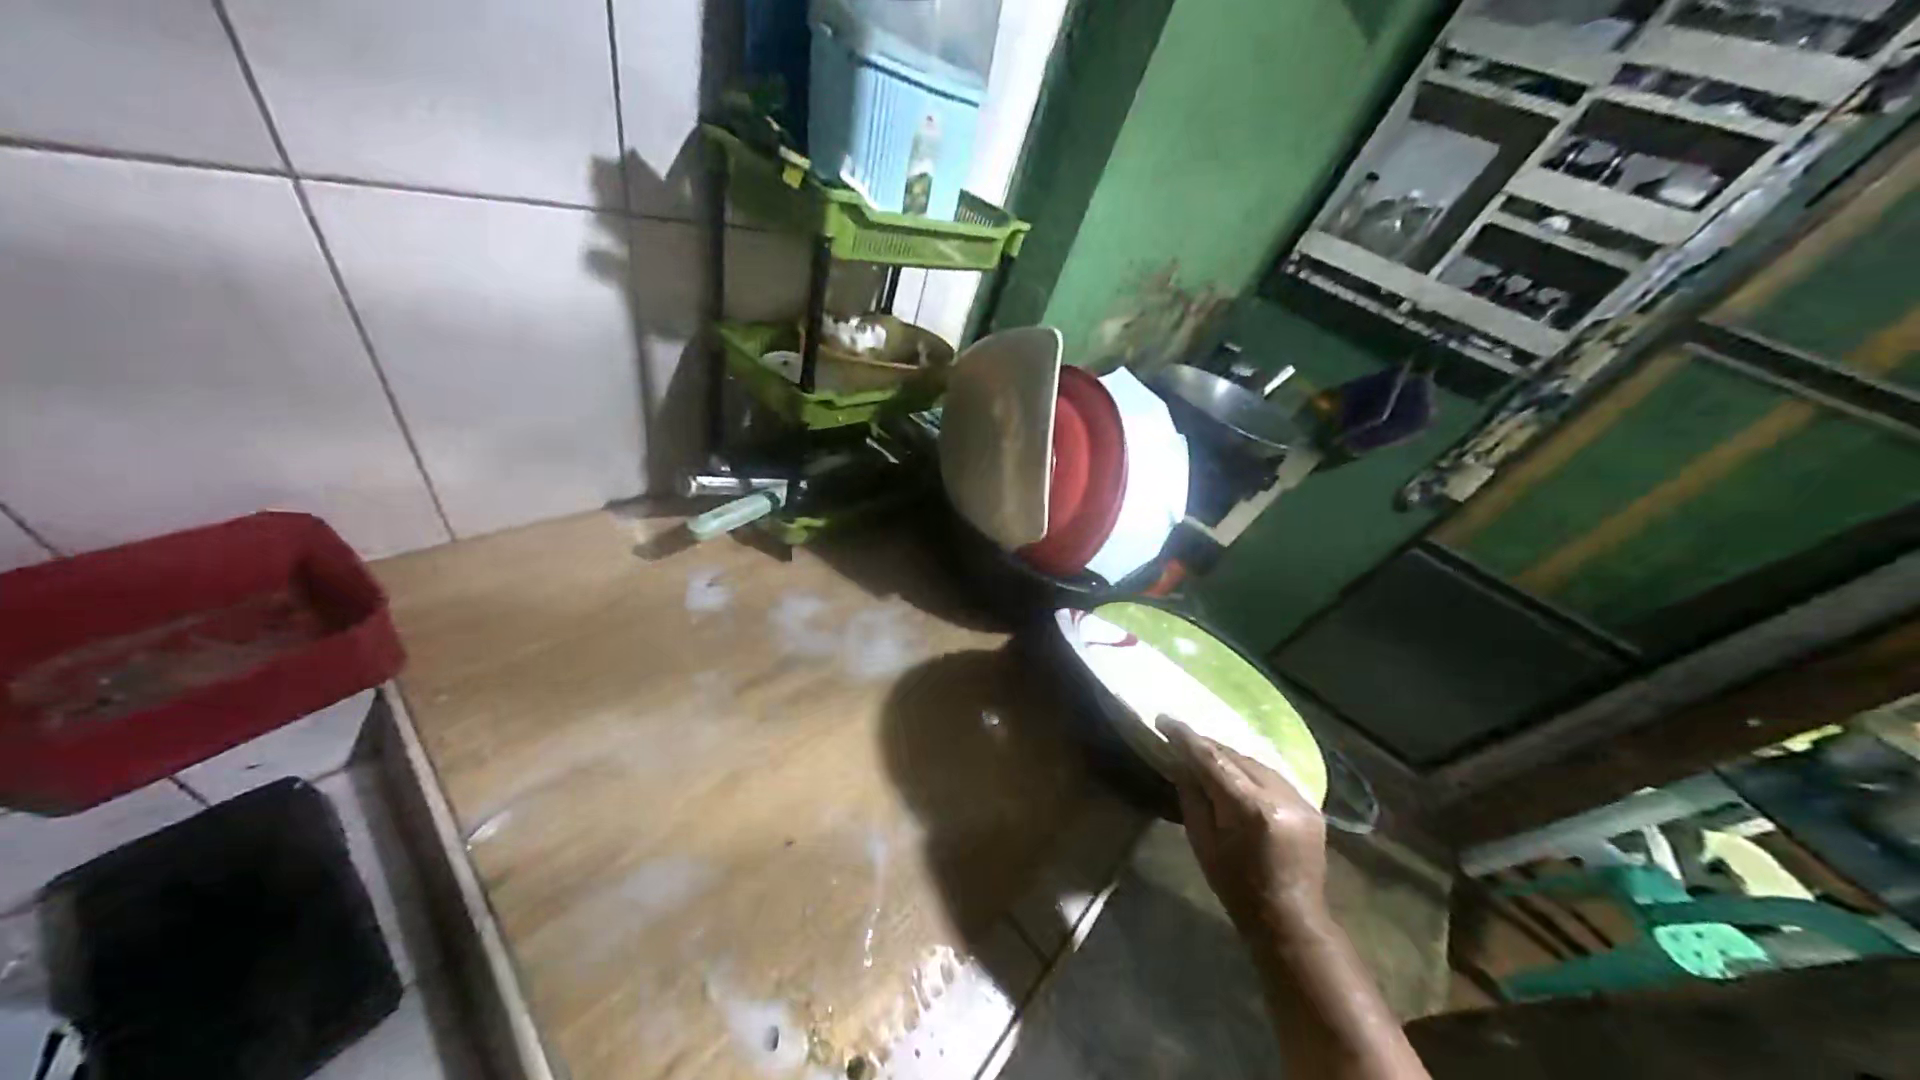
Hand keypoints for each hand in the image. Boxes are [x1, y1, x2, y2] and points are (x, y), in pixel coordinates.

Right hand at [1159, 717, 1328, 940]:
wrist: (1290, 919)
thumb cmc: (1236, 887)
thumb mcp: (1202, 843)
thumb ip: (1192, 796)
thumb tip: (1181, 763)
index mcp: (1250, 809)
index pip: (1212, 759)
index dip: (1186, 737)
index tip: (1165, 720)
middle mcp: (1280, 796)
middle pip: (1236, 757)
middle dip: (1207, 746)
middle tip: (1181, 738)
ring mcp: (1300, 800)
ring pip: (1256, 763)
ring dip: (1229, 757)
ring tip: (1205, 756)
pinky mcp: (1311, 807)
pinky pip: (1273, 777)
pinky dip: (1250, 772)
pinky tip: (1236, 775)